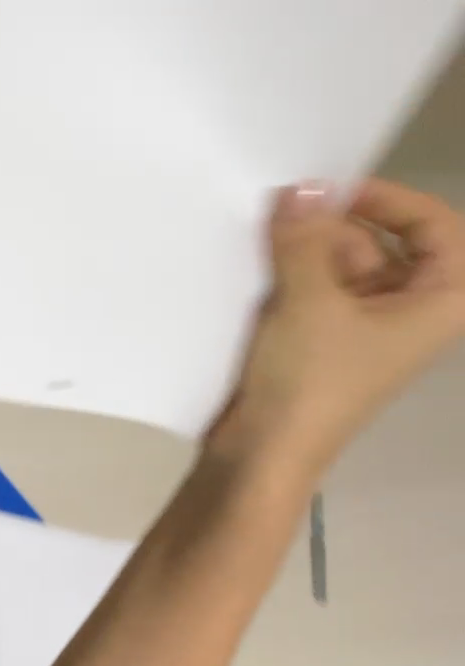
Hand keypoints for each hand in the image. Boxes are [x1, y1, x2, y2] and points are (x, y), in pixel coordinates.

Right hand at [220, 178, 464, 467]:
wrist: (264, 454)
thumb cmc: (310, 380)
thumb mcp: (308, 305)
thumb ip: (302, 245)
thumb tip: (298, 189)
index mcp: (442, 298)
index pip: (434, 227)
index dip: (386, 201)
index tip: (327, 191)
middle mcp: (408, 311)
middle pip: (378, 249)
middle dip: (328, 232)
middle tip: (274, 217)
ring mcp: (357, 332)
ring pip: (333, 276)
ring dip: (296, 260)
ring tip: (251, 247)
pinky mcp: (312, 350)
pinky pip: (304, 303)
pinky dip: (278, 288)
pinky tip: (243, 281)